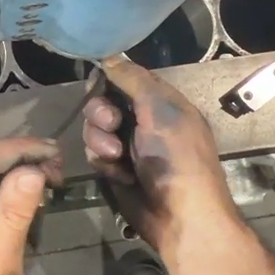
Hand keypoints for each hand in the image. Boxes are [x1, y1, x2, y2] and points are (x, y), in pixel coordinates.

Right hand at [82, 55, 238, 259]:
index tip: (98, 84)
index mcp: (162, 104)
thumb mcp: (161, 111)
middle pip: (103, 103)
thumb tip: (109, 57)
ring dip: (101, 141)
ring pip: (94, 130)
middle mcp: (144, 122)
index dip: (109, 80)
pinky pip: (94, 155)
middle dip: (101, 114)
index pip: (126, 79)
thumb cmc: (177, 158)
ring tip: (117, 158)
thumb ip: (134, 80)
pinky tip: (119, 175)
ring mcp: (129, 147)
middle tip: (113, 125)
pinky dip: (103, 163)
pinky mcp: (116, 171)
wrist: (180, 216)